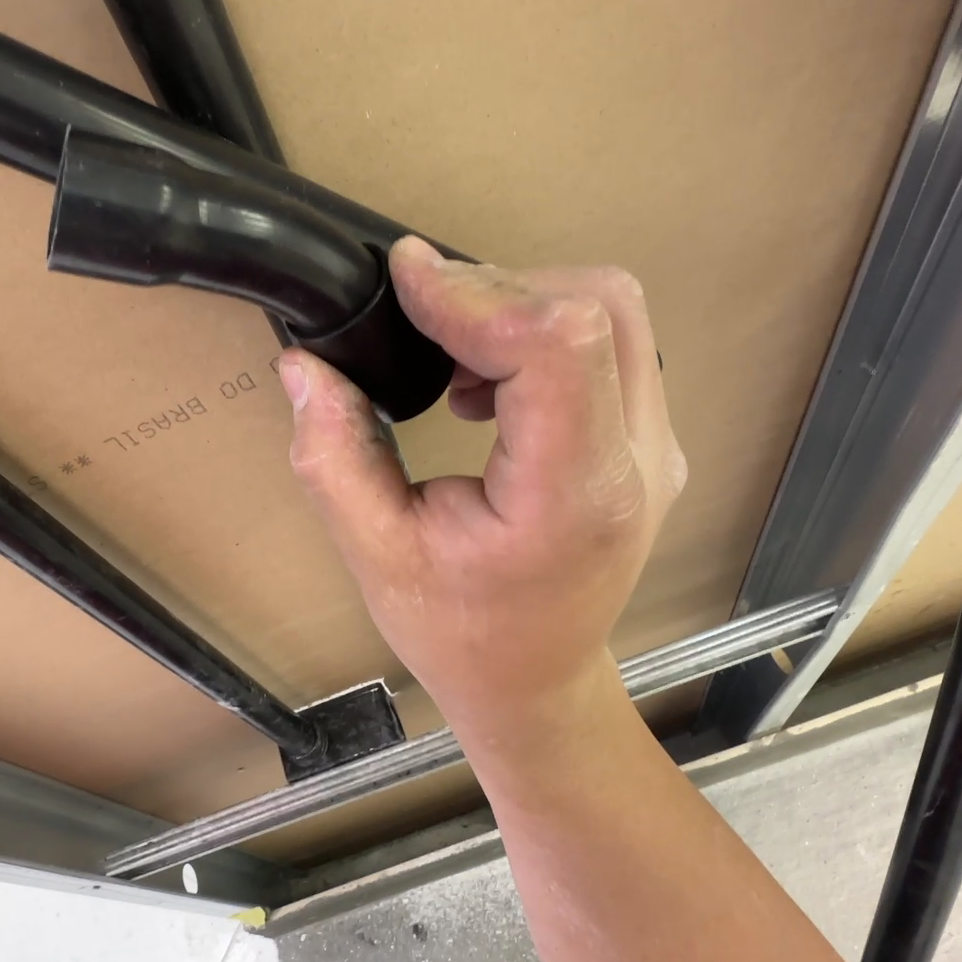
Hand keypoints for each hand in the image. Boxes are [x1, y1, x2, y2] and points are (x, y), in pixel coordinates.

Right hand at [276, 236, 684, 738]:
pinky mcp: (648, 441)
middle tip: (423, 319)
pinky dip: (545, 333)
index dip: (476, 293)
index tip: (406, 279)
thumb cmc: (459, 636)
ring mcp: (657, 448)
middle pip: (599, 304)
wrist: (536, 682)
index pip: (556, 343)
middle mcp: (637, 462)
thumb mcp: (376, 555)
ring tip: (455, 359)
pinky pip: (612, 345)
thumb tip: (304, 367)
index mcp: (571, 497)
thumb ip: (335, 456)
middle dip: (499, 290)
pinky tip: (490, 385)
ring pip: (615, 312)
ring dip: (524, 306)